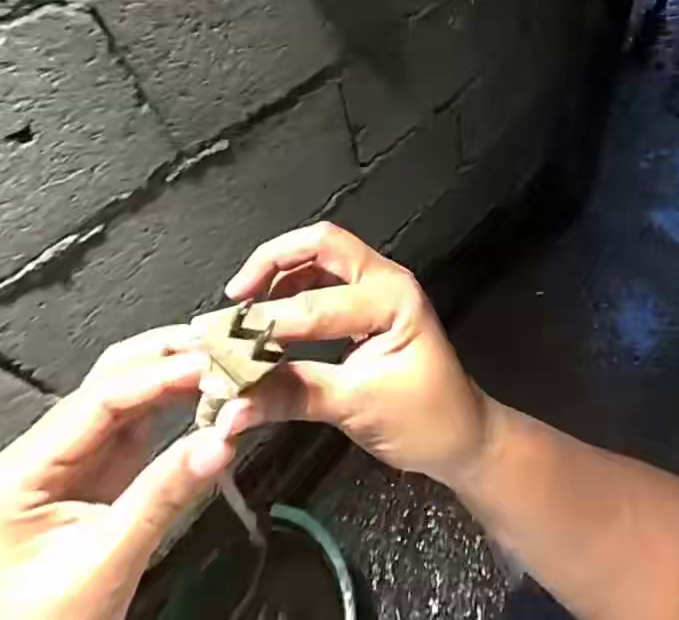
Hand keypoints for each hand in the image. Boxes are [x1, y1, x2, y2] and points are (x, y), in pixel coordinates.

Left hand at [0, 327, 247, 619]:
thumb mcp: (102, 566)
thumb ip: (164, 494)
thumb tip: (222, 439)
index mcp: (17, 474)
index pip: (100, 398)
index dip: (162, 373)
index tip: (215, 363)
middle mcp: (35, 458)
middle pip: (107, 383)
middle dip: (167, 358)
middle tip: (224, 347)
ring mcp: (63, 468)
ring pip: (123, 399)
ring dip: (172, 378)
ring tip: (222, 364)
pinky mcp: (89, 483)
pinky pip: (133, 428)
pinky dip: (169, 408)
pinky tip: (202, 396)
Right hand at [220, 222, 494, 485]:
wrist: (462, 433)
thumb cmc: (424, 419)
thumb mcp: (357, 407)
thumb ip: (292, 395)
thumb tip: (228, 407)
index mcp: (392, 298)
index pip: (315, 304)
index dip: (264, 324)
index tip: (216, 343)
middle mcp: (386, 280)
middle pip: (322, 244)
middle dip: (273, 262)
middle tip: (234, 297)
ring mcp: (379, 288)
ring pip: (321, 258)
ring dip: (280, 274)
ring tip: (243, 306)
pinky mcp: (369, 305)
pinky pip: (325, 281)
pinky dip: (292, 290)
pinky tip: (270, 317)